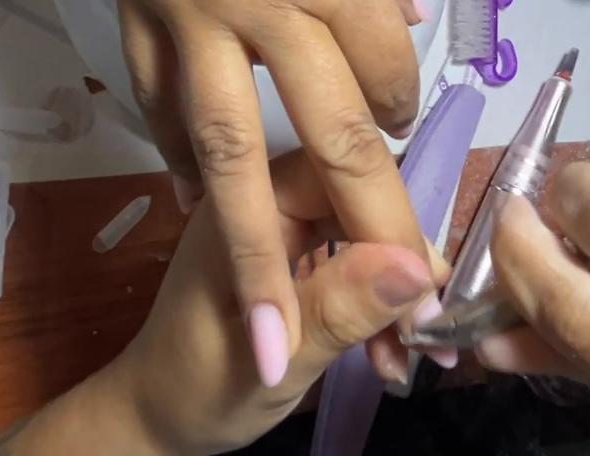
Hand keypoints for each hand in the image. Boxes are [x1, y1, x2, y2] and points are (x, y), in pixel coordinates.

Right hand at [53, 0, 430, 389]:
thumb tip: (394, 8)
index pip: (387, 69)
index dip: (405, 112)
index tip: (405, 136)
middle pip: (331, 137)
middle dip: (369, 227)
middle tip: (398, 310)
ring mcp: (189, 8)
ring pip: (229, 152)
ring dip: (256, 250)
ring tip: (274, 332)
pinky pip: (153, 98)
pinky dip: (174, 154)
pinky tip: (193, 194)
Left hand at [106, 153, 438, 454]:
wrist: (155, 412)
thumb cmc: (198, 387)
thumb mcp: (272, 358)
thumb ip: (340, 309)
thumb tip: (416, 266)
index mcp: (248, 198)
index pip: (340, 177)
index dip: (394, 231)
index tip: (431, 303)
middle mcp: (267, 192)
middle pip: (357, 201)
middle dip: (403, 265)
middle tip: (434, 334)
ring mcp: (280, 218)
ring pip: (362, 228)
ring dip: (397, 287)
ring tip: (421, 351)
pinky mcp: (292, 246)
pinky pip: (350, 253)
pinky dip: (378, 297)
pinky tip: (393, 344)